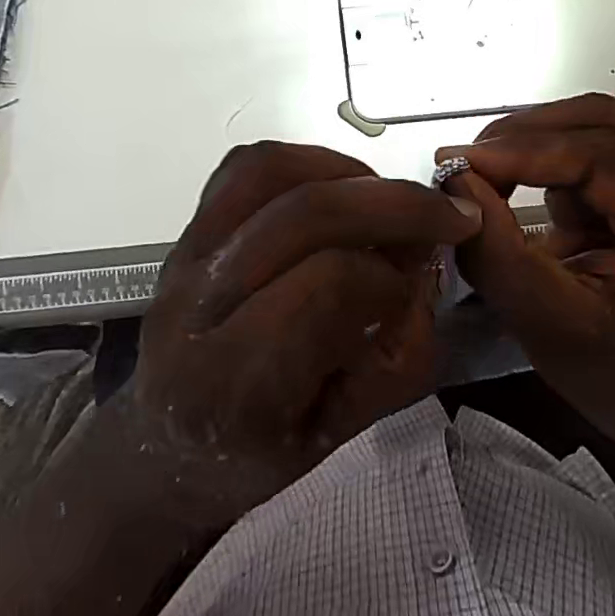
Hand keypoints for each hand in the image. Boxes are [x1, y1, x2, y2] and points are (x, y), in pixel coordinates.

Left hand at [103, 141, 482, 531]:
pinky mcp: (186, 228)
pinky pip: (244, 167)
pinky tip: (339, 187)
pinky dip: (304, 161)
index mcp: (232, 381)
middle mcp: (197, 305)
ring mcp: (186, 256)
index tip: (421, 282)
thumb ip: (393, 357)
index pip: (327, 286)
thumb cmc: (253, 454)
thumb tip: (420, 265)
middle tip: (447, 215)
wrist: (166, 440)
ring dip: (348, 173)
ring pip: (269, 173)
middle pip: (301, 216)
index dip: (391, 276)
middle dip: (391, 204)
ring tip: (389, 199)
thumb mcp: (339, 437)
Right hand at [438, 94, 614, 442]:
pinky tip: (509, 182)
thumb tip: (456, 180)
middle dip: (524, 136)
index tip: (456, 163)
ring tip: (480, 169)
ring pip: (594, 126)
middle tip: (463, 162)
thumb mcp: (549, 325)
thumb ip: (499, 253)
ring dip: (529, 140)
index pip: (606, 157)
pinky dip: (537, 156)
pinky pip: (584, 148)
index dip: (525, 151)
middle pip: (605, 125)